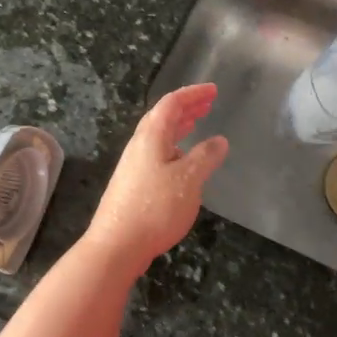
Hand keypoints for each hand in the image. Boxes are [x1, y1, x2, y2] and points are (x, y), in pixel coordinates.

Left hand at [83, 84, 228, 273]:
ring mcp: (133, 166)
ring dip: (179, 127)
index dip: (193, 94)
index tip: (213, 91)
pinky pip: (156, 154)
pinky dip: (174, 147)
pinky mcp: (133, 185)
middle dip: (186, 107)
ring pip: (158, 136)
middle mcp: (139, 146)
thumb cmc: (154, 207)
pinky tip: (183, 162)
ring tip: (196, 124)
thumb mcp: (188, 180)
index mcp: (151, 137)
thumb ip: (205, 157)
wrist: (116, 246)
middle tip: (207, 104)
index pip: (171, 103)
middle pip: (162, 117)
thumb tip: (220, 140)